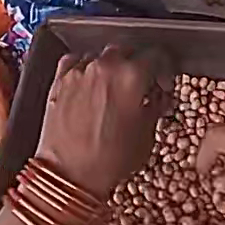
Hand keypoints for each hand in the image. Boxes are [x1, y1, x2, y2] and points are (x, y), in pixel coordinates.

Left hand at [34, 45, 169, 198]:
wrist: (69, 174)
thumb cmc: (108, 160)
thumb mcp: (145, 136)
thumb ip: (155, 108)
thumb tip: (159, 98)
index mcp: (132, 76)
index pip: (156, 56)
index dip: (164, 69)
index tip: (163, 81)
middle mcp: (105, 66)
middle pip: (127, 51)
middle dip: (137, 65)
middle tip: (140, 84)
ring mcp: (80, 71)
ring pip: (100, 55)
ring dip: (111, 67)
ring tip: (114, 88)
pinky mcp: (60, 80)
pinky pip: (75, 62)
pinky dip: (85, 68)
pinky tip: (90, 84)